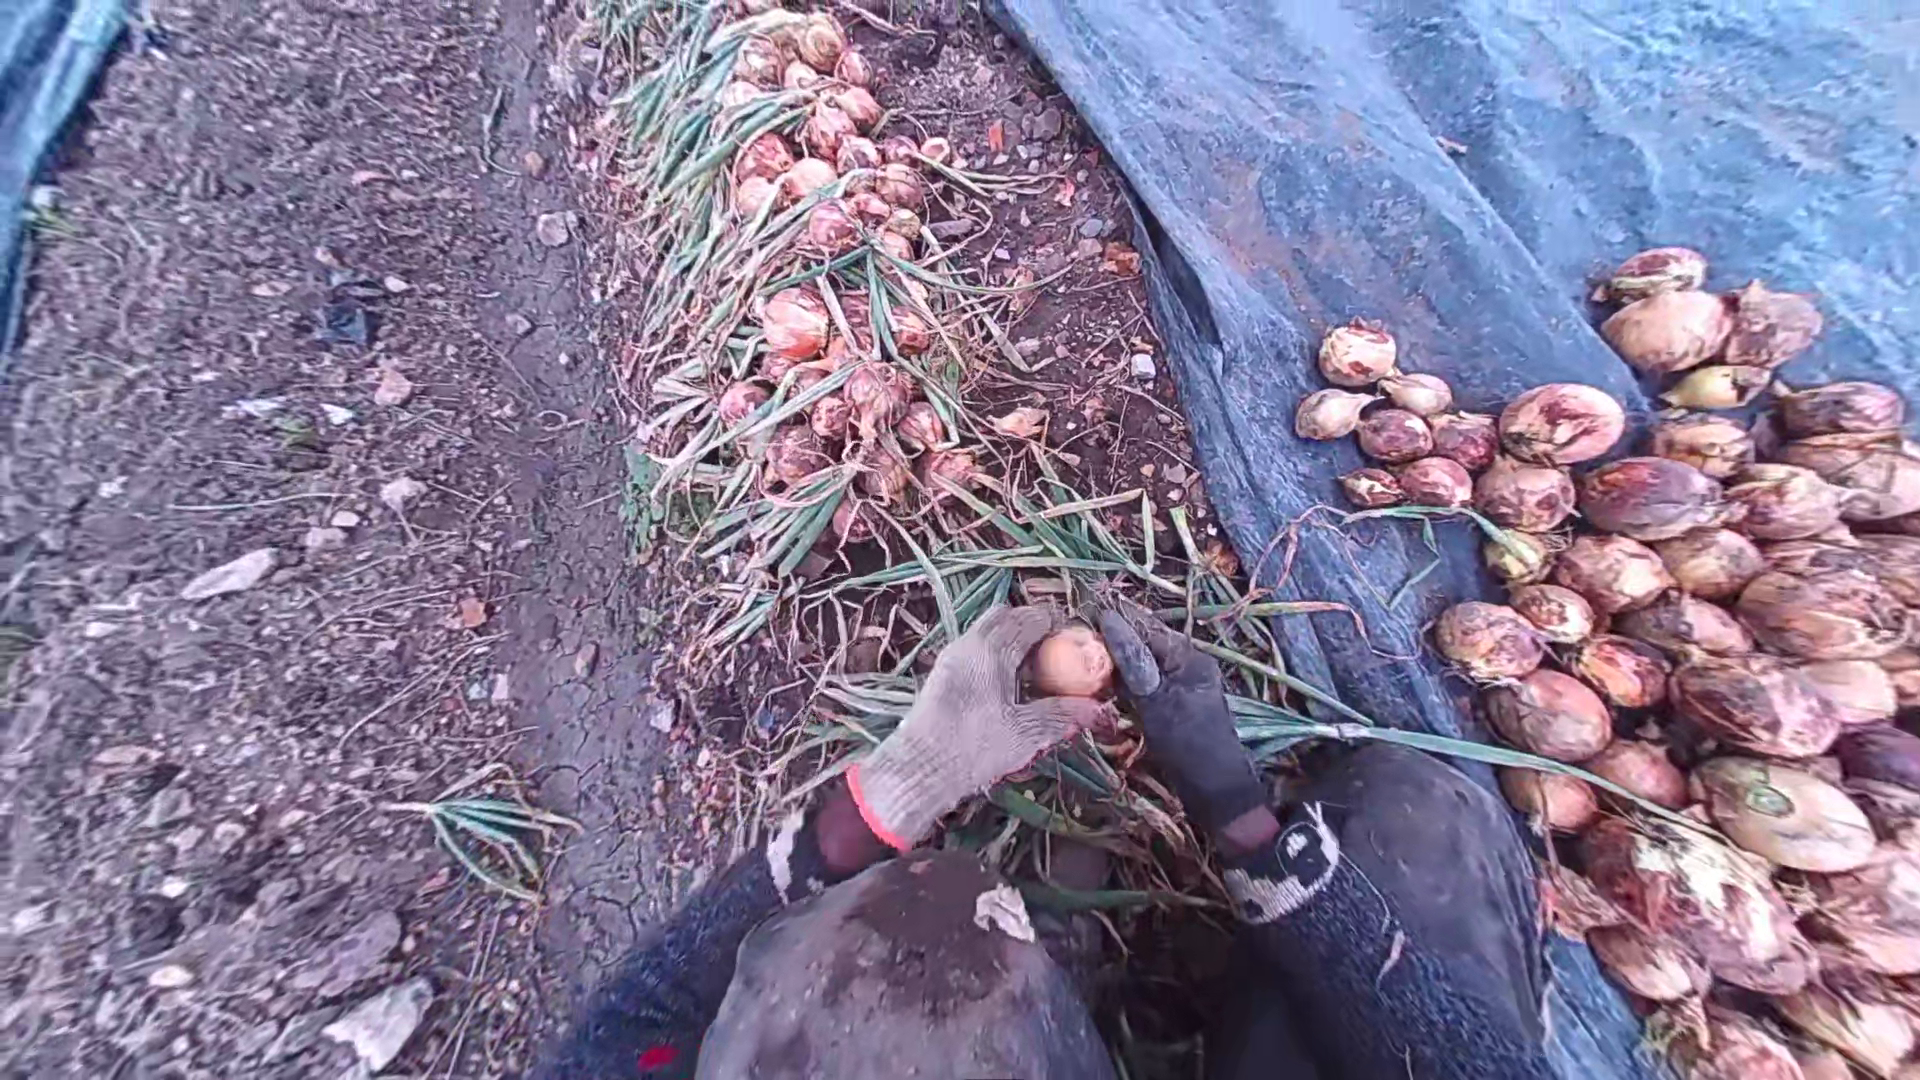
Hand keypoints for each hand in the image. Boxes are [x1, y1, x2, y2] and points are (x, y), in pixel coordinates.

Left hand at [849, 606, 1107, 849]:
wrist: (919, 768)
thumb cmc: (973, 746)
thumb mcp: (1025, 733)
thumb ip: (1062, 715)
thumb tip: (1098, 708)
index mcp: (991, 649)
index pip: (1029, 618)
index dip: (1055, 621)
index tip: (1074, 635)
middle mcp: (969, 643)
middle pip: (1005, 617)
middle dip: (1032, 624)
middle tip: (1055, 648)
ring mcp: (952, 656)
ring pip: (987, 631)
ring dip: (1012, 639)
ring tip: (1034, 668)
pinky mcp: (943, 673)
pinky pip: (975, 648)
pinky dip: (996, 653)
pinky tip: (1007, 684)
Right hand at [1099, 603, 1270, 839]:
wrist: (1215, 793)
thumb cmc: (1188, 744)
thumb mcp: (1156, 699)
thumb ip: (1132, 659)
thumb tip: (1107, 618)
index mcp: (1187, 655)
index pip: (1143, 625)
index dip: (1110, 622)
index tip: (1077, 624)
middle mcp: (1183, 662)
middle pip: (1139, 642)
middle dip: (1108, 643)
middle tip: (1072, 648)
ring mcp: (1176, 683)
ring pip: (1136, 662)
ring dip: (1111, 664)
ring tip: (1080, 667)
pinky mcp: (1168, 701)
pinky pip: (1139, 682)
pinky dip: (1120, 683)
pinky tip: (1100, 688)